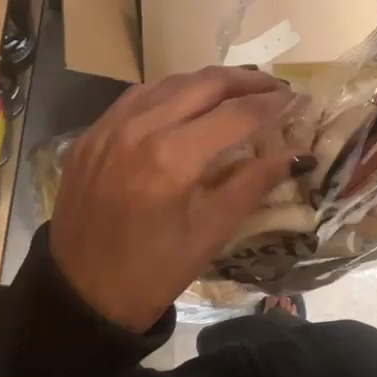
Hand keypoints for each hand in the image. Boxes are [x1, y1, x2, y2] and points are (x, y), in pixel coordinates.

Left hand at [50, 67, 302, 331]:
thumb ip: (253, 184)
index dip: (272, 104)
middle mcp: (140, 128)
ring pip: (170, 82)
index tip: (297, 99)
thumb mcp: (211, 232)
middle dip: (246, 81)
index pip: (235, 114)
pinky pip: (138, 96)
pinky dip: (171, 91)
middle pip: (204, 84)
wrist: (79, 295)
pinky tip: (188, 101)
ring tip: (239, 89)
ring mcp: (110, 126)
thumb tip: (297, 155)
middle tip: (275, 88)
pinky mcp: (92, 133)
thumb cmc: (153, 272)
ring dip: (209, 82)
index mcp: (172, 157)